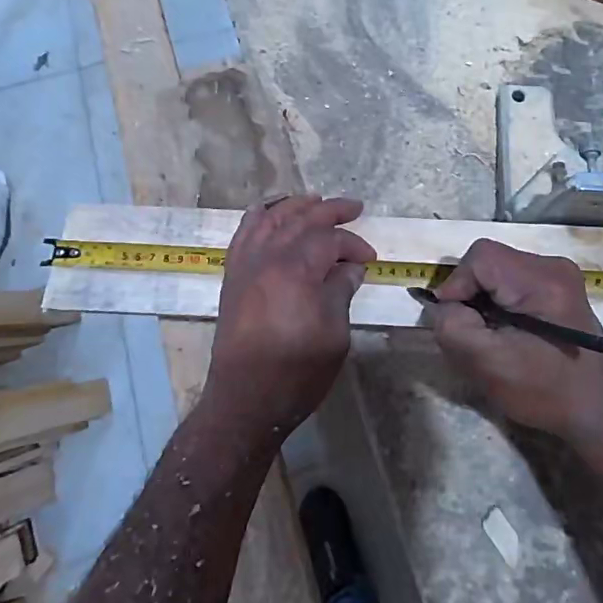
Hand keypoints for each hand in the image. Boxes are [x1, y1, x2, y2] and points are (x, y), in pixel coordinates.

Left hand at [206, 195, 376, 434]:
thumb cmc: (296, 372)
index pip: (329, 240)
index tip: (370, 260)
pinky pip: (243, 235)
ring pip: (270, 220)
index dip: (353, 245)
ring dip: (295, 206)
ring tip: (314, 200)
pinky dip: (258, 218)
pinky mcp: (233, 278)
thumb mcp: (334, 333)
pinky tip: (268, 211)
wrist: (244, 403)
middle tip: (354, 207)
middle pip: (301, 220)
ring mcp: (245, 266)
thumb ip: (341, 291)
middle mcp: (267, 259)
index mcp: (295, 270)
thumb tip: (349, 268)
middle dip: (330, 210)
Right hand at [428, 239, 602, 444]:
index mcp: (543, 280)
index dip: (457, 285)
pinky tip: (509, 330)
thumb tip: (443, 304)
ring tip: (492, 334)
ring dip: (484, 298)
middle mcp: (554, 265)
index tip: (458, 322)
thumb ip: (455, 328)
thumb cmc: (545, 391)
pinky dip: (500, 300)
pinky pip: (514, 279)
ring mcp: (559, 273)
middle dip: (471, 293)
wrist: (598, 410)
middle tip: (475, 332)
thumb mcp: (489, 366)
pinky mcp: (559, 285)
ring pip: (499, 268)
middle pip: (490, 260)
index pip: (480, 257)